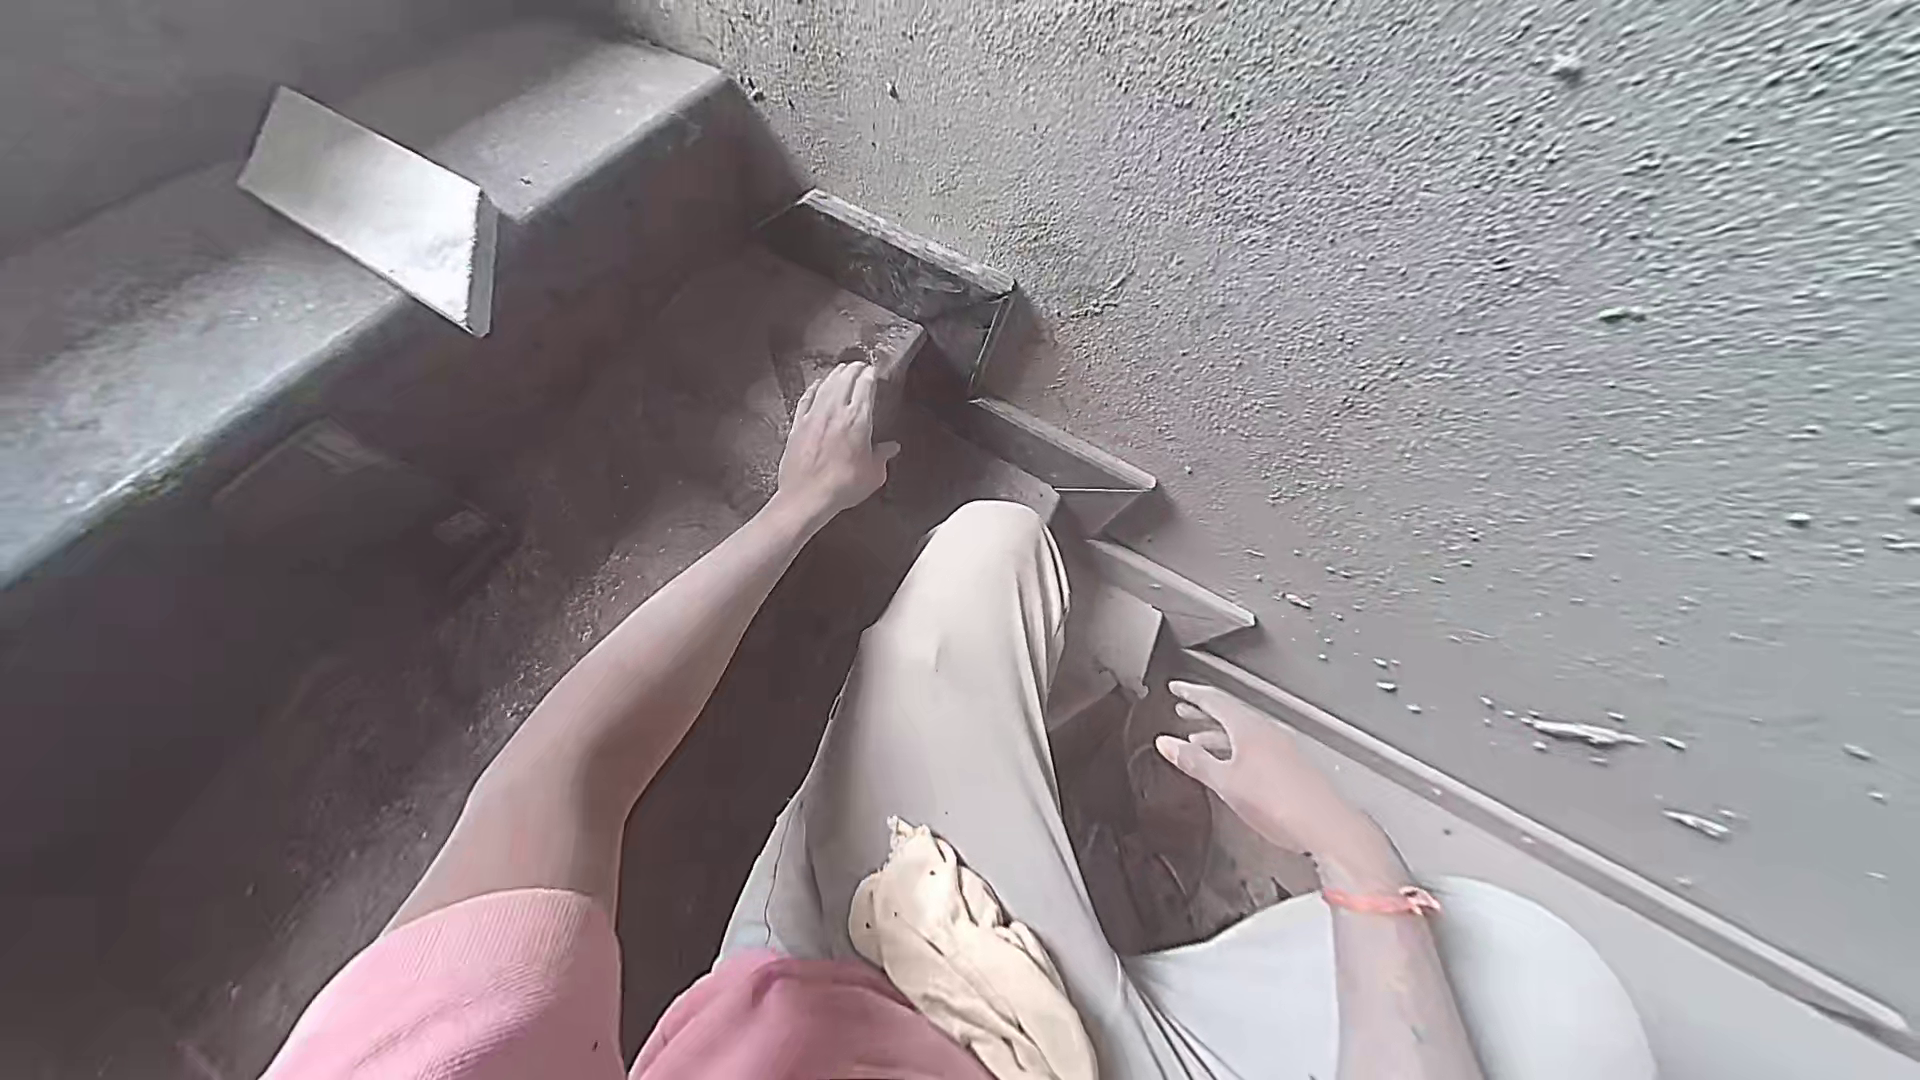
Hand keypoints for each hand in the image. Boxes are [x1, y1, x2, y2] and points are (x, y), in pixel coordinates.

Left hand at [775, 362, 900, 522]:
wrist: (808, 496)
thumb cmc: (842, 486)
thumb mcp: (873, 474)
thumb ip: (882, 456)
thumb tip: (891, 449)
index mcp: (858, 420)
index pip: (865, 385)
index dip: (870, 374)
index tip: (873, 371)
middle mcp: (835, 411)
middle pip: (845, 379)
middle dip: (854, 369)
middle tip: (859, 366)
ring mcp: (814, 416)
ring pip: (825, 385)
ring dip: (835, 374)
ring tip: (841, 370)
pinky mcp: (798, 425)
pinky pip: (806, 398)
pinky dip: (814, 388)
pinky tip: (817, 385)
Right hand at [1156, 681, 1400, 884]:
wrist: (1330, 830)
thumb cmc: (1281, 804)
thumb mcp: (1224, 782)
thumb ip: (1193, 761)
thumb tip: (1167, 743)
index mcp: (1249, 728)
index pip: (1213, 700)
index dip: (1191, 693)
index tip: (1177, 687)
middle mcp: (1267, 732)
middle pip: (1229, 714)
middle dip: (1202, 712)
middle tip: (1184, 708)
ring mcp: (1282, 749)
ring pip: (1242, 732)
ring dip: (1218, 733)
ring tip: (1199, 741)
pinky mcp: (1292, 768)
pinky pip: (1256, 748)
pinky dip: (1236, 749)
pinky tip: (1231, 767)